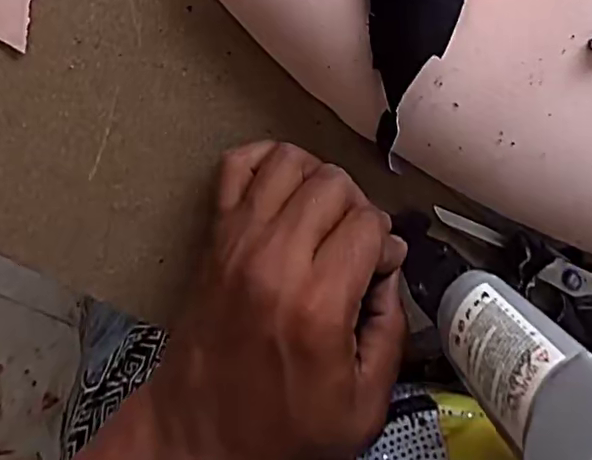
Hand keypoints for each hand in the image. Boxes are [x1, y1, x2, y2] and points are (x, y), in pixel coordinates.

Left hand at [85, 142, 407, 459]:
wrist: (200, 434)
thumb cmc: (275, 428)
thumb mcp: (361, 405)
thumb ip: (391, 328)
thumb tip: (389, 264)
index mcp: (316, 305)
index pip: (367, 224)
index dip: (385, 239)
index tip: (381, 260)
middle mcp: (275, 259)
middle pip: (333, 184)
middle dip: (357, 206)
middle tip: (356, 238)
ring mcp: (239, 238)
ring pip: (290, 161)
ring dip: (316, 177)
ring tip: (323, 210)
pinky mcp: (216, 232)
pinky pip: (237, 163)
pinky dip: (264, 158)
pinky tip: (283, 182)